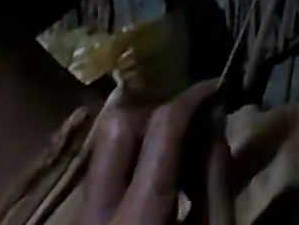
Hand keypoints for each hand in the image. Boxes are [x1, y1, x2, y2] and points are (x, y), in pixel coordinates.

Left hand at [84, 80, 231, 224]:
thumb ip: (215, 181)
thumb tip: (215, 116)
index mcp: (138, 218)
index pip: (162, 129)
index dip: (193, 98)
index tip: (217, 87)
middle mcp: (98, 209)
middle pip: (119, 123)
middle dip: (158, 111)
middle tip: (191, 123)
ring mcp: (82, 214)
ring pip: (106, 142)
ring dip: (145, 131)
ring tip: (180, 149)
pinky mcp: (80, 217)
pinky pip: (103, 167)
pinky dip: (133, 155)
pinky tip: (160, 173)